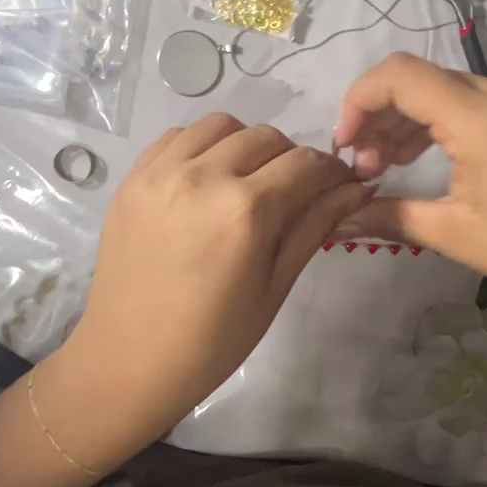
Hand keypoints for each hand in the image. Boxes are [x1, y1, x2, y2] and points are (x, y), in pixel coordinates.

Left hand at [60, 114, 373, 443]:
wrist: (130, 360)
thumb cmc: (213, 340)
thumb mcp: (274, 287)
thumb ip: (313, 227)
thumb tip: (357, 188)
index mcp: (245, 211)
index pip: (306, 164)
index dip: (332, 172)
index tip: (340, 186)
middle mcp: (202, 176)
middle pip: (267, 137)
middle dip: (292, 159)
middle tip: (294, 193)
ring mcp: (161, 172)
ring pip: (221, 126)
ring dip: (247, 145)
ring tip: (248, 182)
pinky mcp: (133, 178)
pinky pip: (177, 137)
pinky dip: (203, 146)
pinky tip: (207, 181)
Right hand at [333, 53, 486, 334]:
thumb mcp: (453, 233)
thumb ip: (390, 216)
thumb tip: (338, 221)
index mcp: (480, 114)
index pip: (399, 76)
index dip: (359, 101)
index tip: (344, 145)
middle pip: (420, 80)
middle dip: (380, 117)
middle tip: (363, 168)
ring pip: (445, 92)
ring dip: (407, 123)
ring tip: (386, 168)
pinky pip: (473, 103)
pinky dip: (439, 125)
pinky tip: (423, 159)